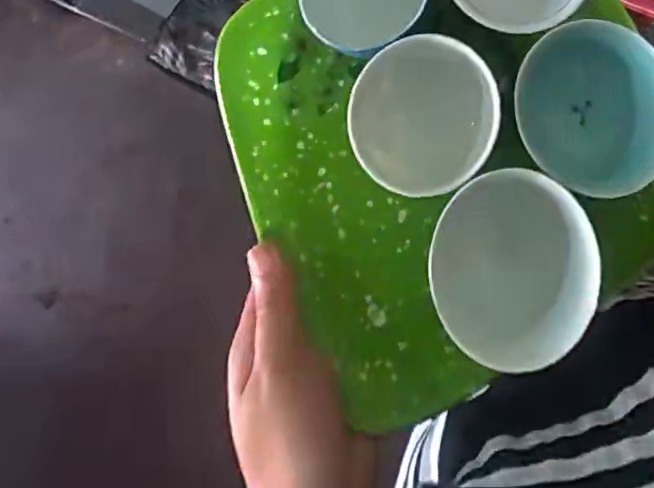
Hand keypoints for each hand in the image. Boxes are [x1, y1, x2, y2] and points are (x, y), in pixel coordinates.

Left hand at [228, 242, 374, 487]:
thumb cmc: (290, 435)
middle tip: (367, 234)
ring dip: (357, 300)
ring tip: (388, 260)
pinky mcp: (350, 387)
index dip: (292, 252)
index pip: (270, 283)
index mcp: (256, 345)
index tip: (324, 218)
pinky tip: (397, 305)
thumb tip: (260, 246)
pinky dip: (374, 331)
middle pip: (308, 300)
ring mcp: (317, 372)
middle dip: (332, 274)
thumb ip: (274, 308)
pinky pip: (361, 348)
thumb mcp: (278, 366)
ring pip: (337, 322)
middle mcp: (285, 353)